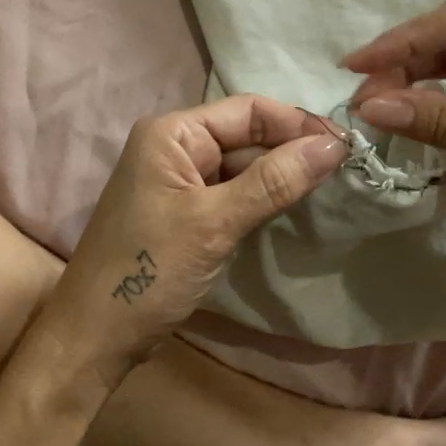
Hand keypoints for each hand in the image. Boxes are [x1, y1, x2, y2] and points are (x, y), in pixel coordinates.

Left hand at [44, 95, 346, 376]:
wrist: (96, 336)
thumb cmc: (149, 269)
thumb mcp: (213, 223)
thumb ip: (273, 181)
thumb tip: (334, 146)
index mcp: (172, 133)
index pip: (247, 110)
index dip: (297, 124)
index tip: (347, 146)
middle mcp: (175, 147)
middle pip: (246, 134)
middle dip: (293, 149)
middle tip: (348, 169)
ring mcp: (180, 181)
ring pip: (243, 165)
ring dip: (282, 174)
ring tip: (333, 186)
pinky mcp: (186, 212)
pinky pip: (233, 192)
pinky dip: (263, 197)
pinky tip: (296, 207)